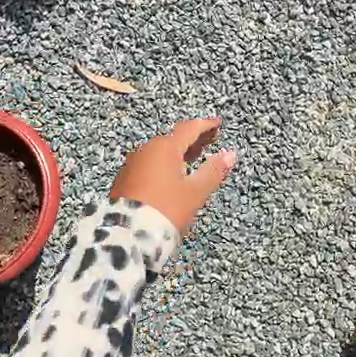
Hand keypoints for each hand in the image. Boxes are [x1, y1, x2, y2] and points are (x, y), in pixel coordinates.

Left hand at [108, 118, 236, 233]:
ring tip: (194, 158)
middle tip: (211, 139)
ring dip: (179, 153)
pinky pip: (150, 165)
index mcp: (165, 148)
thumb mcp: (195, 192)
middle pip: (174, 139)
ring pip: (161, 153)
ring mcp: (133, 165)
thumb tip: (230, 154)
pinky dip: (165, 166)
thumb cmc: (166, 209)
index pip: (189, 129)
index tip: (218, 123)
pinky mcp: (124, 180)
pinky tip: (172, 176)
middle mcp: (146, 150)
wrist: (128, 233)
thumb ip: (213, 171)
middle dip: (194, 139)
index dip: (206, 125)